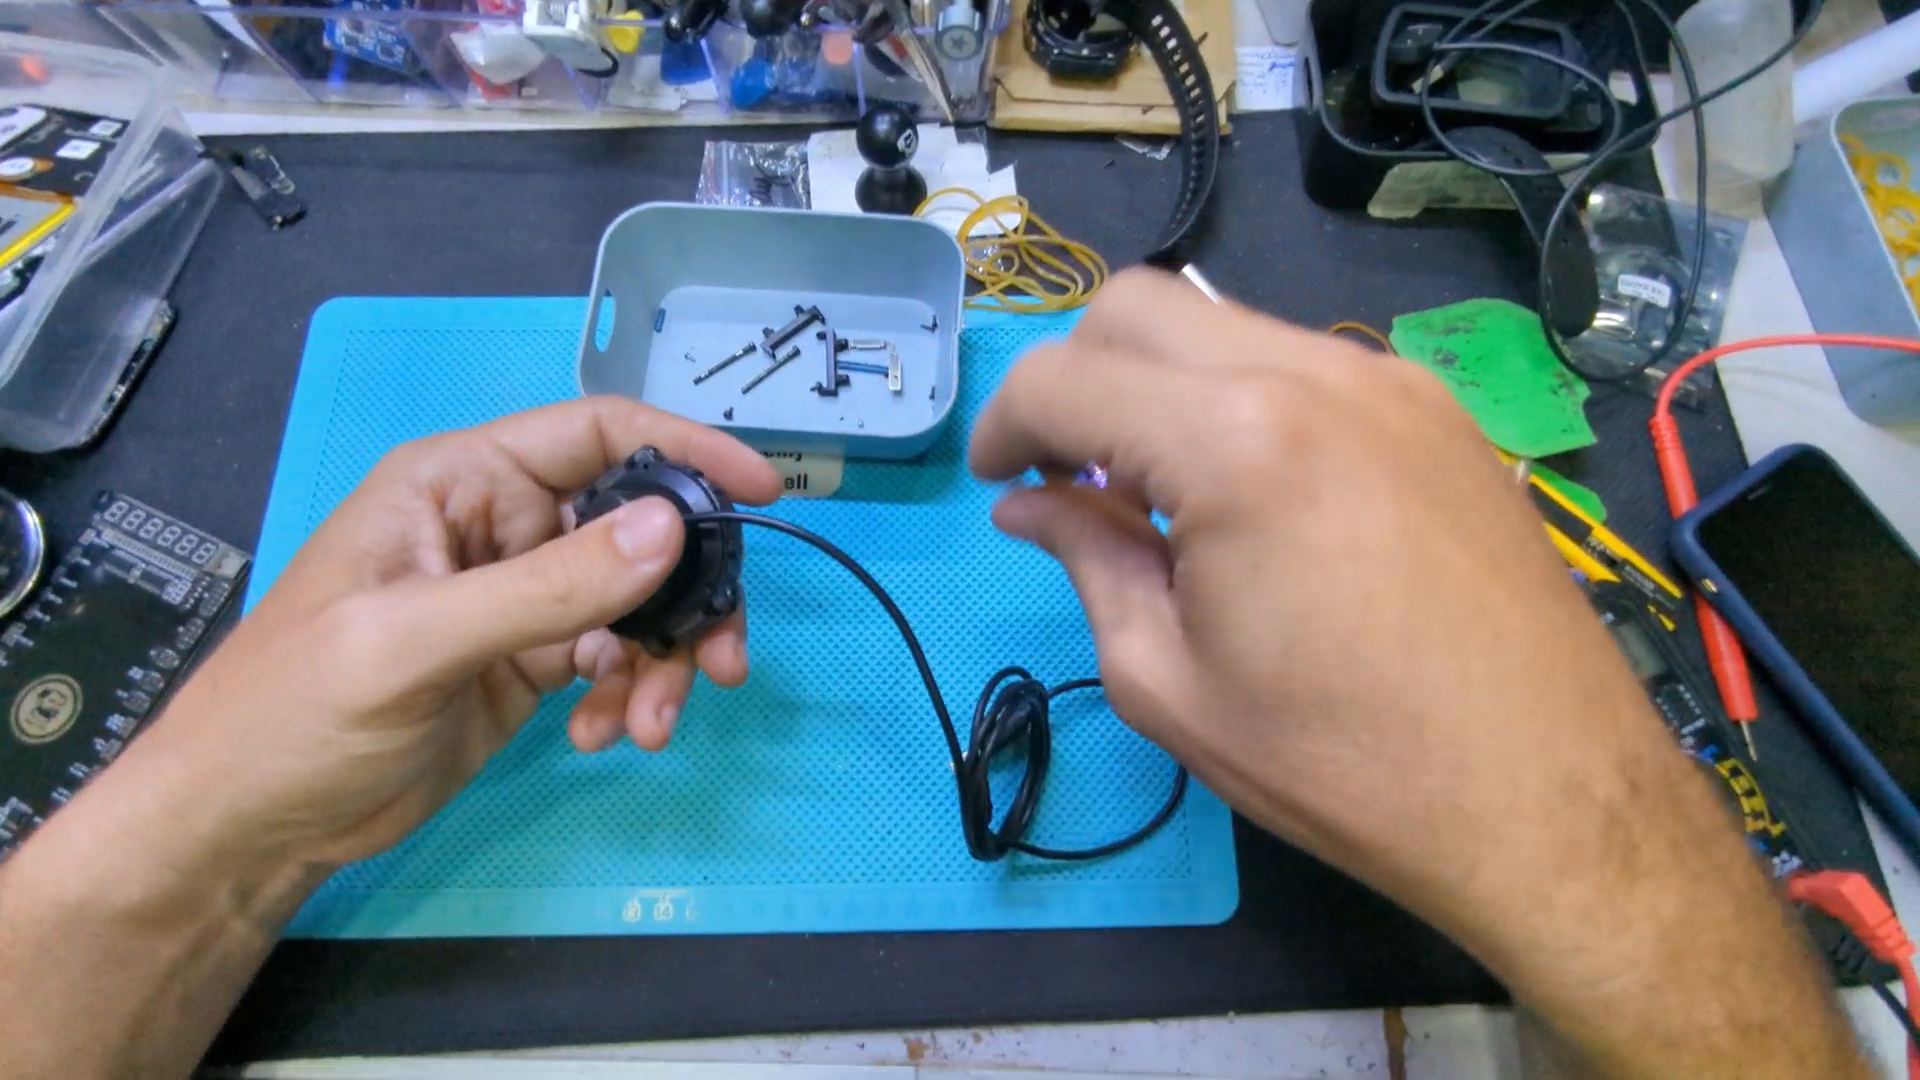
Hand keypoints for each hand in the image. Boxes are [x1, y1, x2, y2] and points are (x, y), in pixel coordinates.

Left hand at [140, 398, 779, 869]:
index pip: (602, 434)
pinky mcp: (546, 653)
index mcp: (469, 480)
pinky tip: (608, 735)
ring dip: (666, 659)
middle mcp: (513, 524)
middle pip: (644, 528)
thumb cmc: (291, 718)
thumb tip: (673, 530)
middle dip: (690, 593)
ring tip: (653, 722)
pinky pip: (624, 654)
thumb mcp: (414, 645)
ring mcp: (534, 592)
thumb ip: (547, 586)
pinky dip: (634, 691)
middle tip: (721, 657)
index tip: (762, 491)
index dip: (689, 450)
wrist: (249, 834)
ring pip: (645, 600)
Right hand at [969, 270, 1855, 1074]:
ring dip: (1149, 384)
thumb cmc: (1333, 760)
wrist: (1550, 805)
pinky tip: (1238, 487)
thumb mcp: (1162, 676)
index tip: (995, 480)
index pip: (1063, 380)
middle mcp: (1310, 373)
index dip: (1002, 423)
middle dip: (1070, 376)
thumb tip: (1027, 504)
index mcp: (1231, 444)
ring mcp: (1384, 378)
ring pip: (1215, 322)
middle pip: (1135, 307)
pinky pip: (1288, 359)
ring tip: (1149, 484)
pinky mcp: (1430, 406)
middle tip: (1064, 467)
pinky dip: (1224, 397)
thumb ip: (1085, 558)